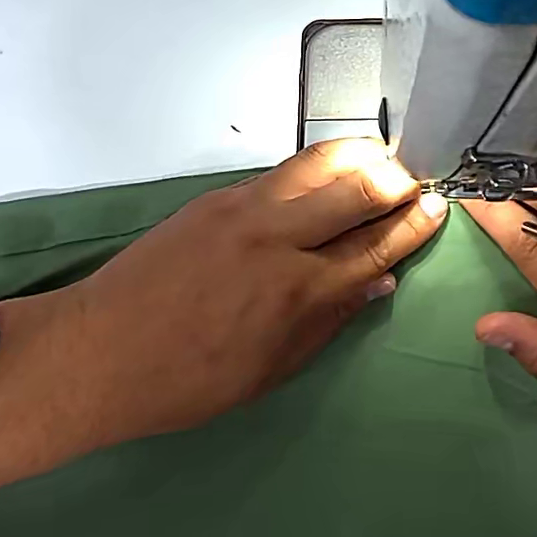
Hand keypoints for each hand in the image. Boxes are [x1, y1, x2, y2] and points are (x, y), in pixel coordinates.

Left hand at [0, 139, 447, 488]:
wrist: (98, 351)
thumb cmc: (189, 380)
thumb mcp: (271, 369)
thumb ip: (331, 319)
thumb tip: (380, 280)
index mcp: (297, 293)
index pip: (375, 246)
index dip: (413, 224)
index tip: (439, 205)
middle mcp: (279, 239)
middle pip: (358, 189)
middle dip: (398, 180)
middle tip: (415, 181)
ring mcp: (246, 208)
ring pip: (321, 163)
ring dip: (361, 157)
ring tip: (382, 161)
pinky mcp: (219, 196)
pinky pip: (283, 172)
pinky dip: (318, 168)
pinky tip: (328, 175)